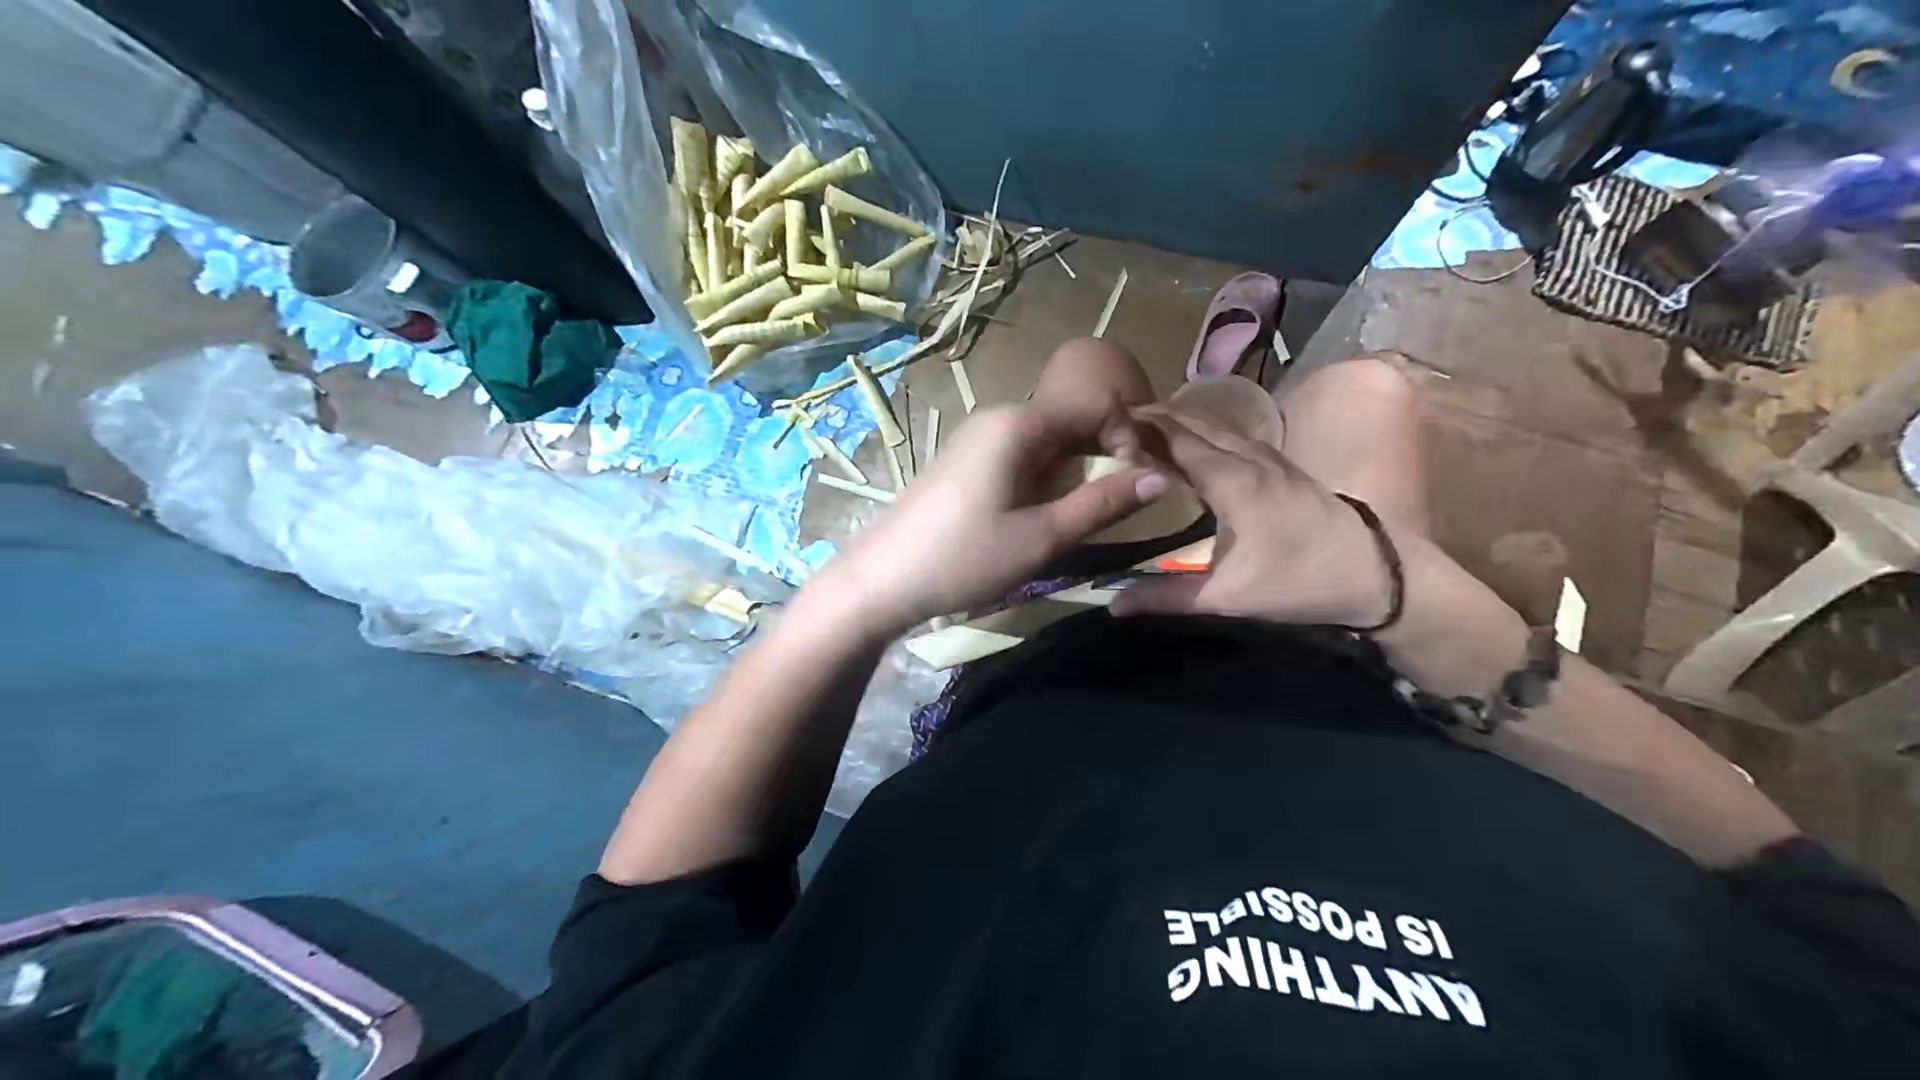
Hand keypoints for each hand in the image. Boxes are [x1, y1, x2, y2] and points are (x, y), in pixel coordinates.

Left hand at [811, 404, 1166, 635]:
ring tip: (1080, 519)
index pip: (1095, 409)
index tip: (1141, 485)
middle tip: (1117, 508)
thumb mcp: (1041, 537)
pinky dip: (1043, 482)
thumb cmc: (964, 557)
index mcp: (1018, 423)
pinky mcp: (964, 463)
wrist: (881, 580)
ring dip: (1073, 476)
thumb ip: (1102, 504)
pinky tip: (1040, 518)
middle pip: (1070, 425)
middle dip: (1102, 461)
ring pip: (1046, 446)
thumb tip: (1160, 477)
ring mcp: (976, 439)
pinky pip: (1019, 460)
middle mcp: (997, 418)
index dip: (1127, 441)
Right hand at [1112, 408, 1392, 626]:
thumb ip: (1167, 598)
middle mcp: (1249, 458)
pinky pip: (1230, 435)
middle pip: (1193, 422)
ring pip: (1214, 424)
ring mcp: (1269, 457)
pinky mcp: (1280, 465)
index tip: (1104, 428)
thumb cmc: (1302, 583)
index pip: (1176, 439)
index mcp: (1233, 482)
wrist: (1380, 576)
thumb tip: (1112, 604)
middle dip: (1151, 417)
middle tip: (1112, 423)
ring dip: (1176, 420)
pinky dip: (1200, 431)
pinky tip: (1188, 443)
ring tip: (1140, 427)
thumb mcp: (1229, 597)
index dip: (1139, 429)